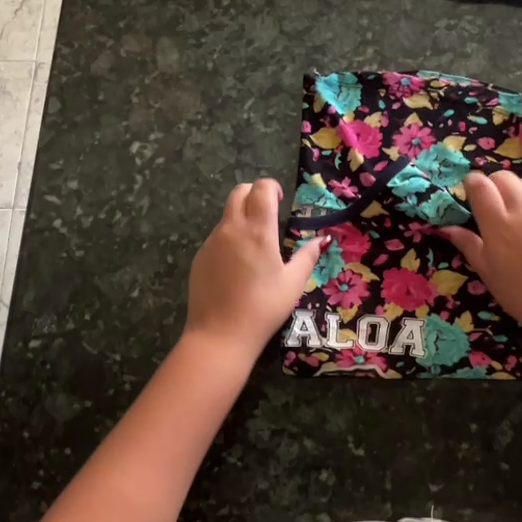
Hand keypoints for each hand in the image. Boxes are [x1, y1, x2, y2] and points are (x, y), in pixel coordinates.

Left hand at [183, 179, 325, 357]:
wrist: (219, 334)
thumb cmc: (263, 308)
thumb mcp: (293, 283)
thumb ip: (307, 256)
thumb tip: (322, 239)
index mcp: (257, 230)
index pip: (261, 188)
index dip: (272, 187)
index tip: (280, 200)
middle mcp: (231, 229)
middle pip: (238, 192)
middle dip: (254, 194)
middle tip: (268, 212)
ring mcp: (211, 242)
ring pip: (226, 215)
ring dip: (241, 216)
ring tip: (255, 245)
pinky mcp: (199, 257)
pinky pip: (216, 237)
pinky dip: (229, 238)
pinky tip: (237, 266)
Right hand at [436, 171, 521, 349]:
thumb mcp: (489, 274)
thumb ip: (468, 245)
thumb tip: (446, 228)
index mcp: (499, 225)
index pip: (480, 185)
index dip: (471, 183)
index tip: (469, 193)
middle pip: (504, 177)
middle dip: (494, 184)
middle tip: (493, 203)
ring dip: (519, 189)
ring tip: (519, 208)